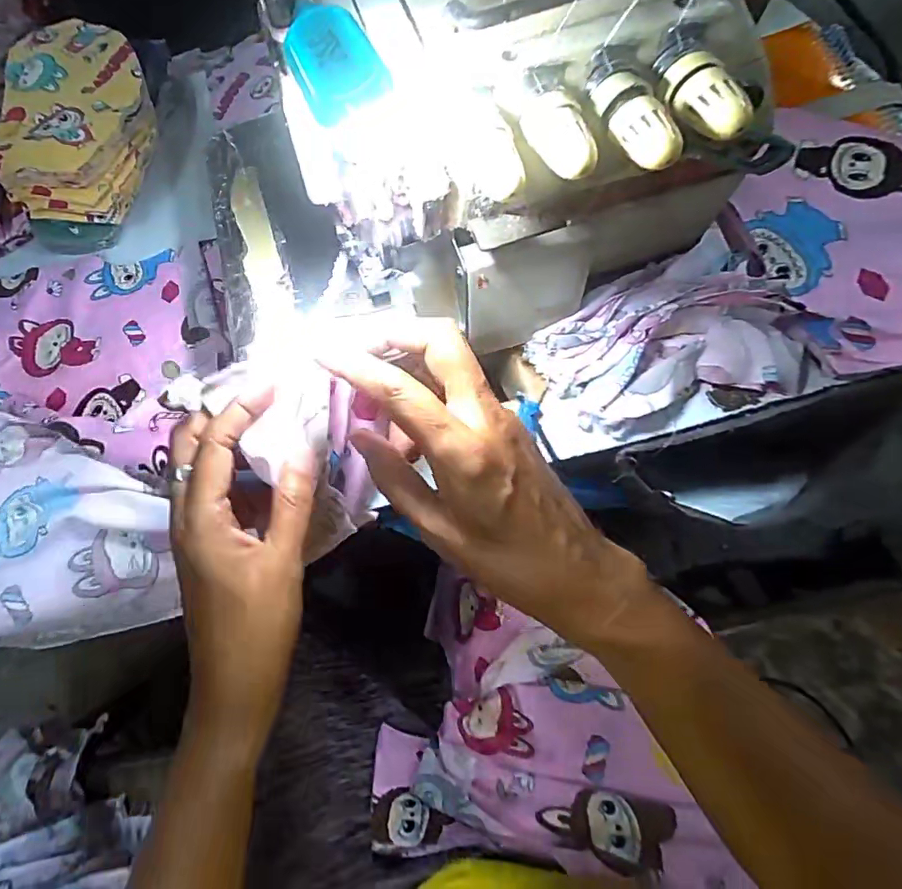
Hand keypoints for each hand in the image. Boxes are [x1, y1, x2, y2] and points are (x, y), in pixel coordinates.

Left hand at [169, 387, 317, 745]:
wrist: (232, 690)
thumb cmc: (257, 629)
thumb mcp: (282, 563)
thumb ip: (291, 502)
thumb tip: (303, 448)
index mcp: (198, 515)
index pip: (213, 442)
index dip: (240, 407)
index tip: (273, 385)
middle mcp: (184, 515)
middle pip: (189, 446)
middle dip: (219, 413)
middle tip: (260, 395)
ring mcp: (190, 530)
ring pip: (198, 468)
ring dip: (226, 440)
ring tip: (267, 421)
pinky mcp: (203, 544)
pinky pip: (212, 492)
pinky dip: (234, 472)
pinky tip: (267, 472)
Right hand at [320, 320, 646, 639]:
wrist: (578, 570)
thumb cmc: (505, 561)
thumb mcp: (438, 531)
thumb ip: (394, 479)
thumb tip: (360, 436)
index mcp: (464, 449)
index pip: (401, 389)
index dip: (356, 365)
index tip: (323, 351)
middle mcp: (485, 415)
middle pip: (441, 340)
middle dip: (392, 332)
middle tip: (352, 348)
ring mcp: (499, 411)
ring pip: (448, 358)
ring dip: (403, 362)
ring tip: (369, 405)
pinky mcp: (504, 418)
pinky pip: (456, 385)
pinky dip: (422, 388)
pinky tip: (402, 430)